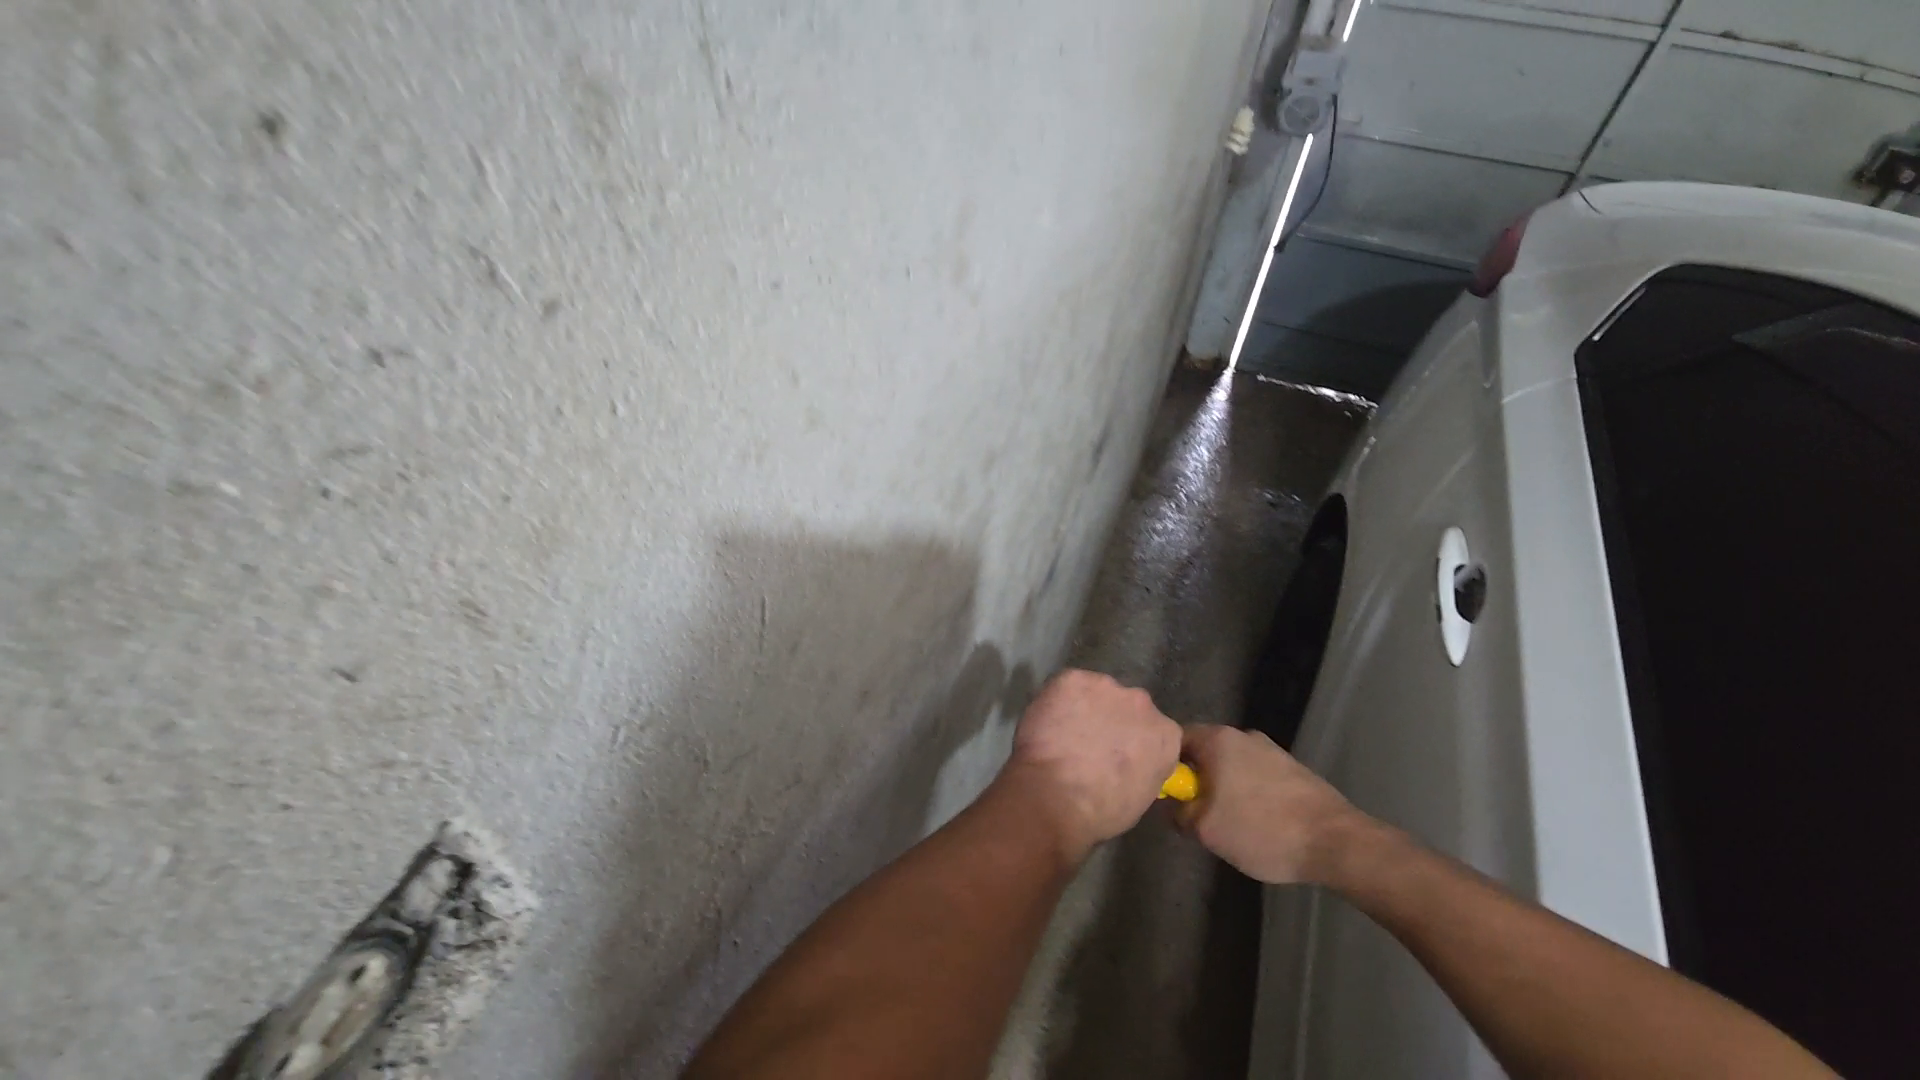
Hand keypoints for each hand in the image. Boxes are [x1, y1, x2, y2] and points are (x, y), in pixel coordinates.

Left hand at [1001, 669, 1181, 857]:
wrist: (1057, 796)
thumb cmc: (1101, 811)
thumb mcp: (1141, 796)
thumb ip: (1144, 767)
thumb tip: (1130, 763)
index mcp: (1166, 734)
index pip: (1154, 731)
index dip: (1132, 742)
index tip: (1116, 755)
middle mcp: (1143, 702)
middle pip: (1127, 706)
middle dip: (1110, 721)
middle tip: (1087, 745)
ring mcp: (1107, 686)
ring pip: (1095, 693)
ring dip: (1085, 708)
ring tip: (1063, 735)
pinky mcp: (1072, 679)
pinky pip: (1066, 687)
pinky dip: (1058, 701)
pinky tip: (1048, 723)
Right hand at [1174, 724, 1377, 884]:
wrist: (1335, 842)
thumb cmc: (1261, 830)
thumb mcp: (1204, 829)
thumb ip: (1178, 812)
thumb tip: (1174, 805)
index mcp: (1218, 739)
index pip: (1175, 738)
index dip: (1164, 764)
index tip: (1165, 792)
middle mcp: (1244, 736)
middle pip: (1204, 752)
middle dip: (1195, 780)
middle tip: (1193, 812)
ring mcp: (1272, 750)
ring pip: (1231, 765)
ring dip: (1222, 788)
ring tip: (1226, 823)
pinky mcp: (1293, 769)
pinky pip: (1255, 776)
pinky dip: (1248, 794)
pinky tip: (1255, 823)